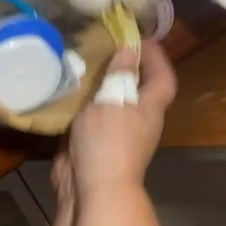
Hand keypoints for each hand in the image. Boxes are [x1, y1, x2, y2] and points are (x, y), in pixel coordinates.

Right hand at [62, 46, 175, 199]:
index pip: (162, 77)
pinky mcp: (92, 143)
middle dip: (125, 68)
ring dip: (98, 86)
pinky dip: (80, 104)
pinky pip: (88, 117)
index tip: (142, 38)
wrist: (93, 187)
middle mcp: (136, 119)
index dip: (157, 58)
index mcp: (149, 108)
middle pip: (137, 89)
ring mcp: (114, 133)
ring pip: (110, 103)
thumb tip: (129, 51)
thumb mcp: (113, 102)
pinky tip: (63, 93)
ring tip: (80, 65)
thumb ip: (119, 76)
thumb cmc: (108, 142)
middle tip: (105, 48)